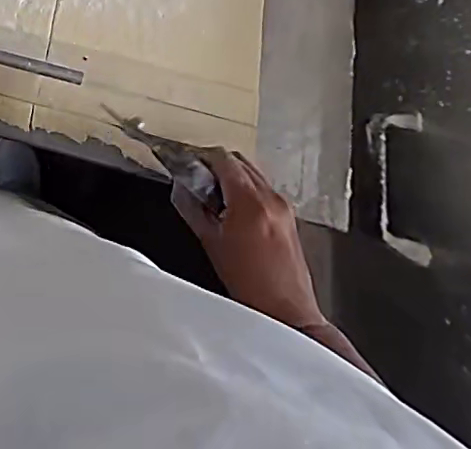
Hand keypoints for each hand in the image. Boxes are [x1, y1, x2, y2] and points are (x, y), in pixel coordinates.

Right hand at [173, 148, 324, 330]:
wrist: (286, 313)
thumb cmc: (250, 285)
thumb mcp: (211, 243)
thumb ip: (193, 208)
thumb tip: (181, 188)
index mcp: (250, 201)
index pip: (223, 159)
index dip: (201, 157)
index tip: (188, 164)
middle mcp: (270, 197)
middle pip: (239, 161)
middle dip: (216, 165)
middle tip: (197, 178)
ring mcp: (283, 205)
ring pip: (252, 173)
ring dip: (232, 177)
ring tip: (214, 196)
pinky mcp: (289, 215)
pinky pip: (263, 189)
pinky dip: (246, 189)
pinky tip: (233, 209)